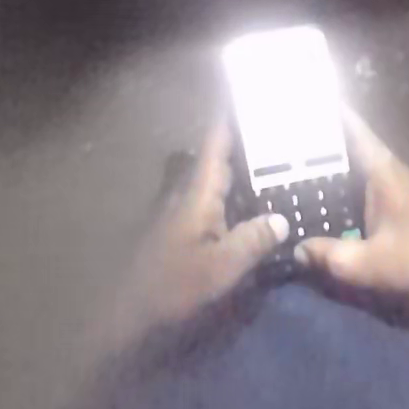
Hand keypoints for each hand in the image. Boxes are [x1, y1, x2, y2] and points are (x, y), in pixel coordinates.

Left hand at [108, 120, 289, 346]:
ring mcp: (183, 209)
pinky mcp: (182, 228)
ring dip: (240, 169)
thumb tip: (283, 218)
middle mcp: (190, 192)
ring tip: (275, 164)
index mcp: (200, 191)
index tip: (248, 94)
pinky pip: (214, 199)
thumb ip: (253, 240)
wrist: (125, 314)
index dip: (231, 117)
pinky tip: (254, 205)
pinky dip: (234, 194)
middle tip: (278, 132)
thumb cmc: (172, 284)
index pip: (217, 142)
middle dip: (245, 141)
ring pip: (217, 178)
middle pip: (219, 157)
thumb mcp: (220, 267)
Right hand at [295, 112, 408, 347]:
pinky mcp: (390, 210)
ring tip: (280, 164)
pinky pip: (353, 191)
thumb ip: (331, 256)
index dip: (326, 107)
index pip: (351, 125)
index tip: (296, 94)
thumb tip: (294, 249)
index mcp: (382, 169)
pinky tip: (309, 203)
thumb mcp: (372, 265)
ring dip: (321, 168)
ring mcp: (389, 190)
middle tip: (273, 135)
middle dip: (312, 140)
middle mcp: (384, 171)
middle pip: (343, 146)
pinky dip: (333, 192)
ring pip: (347, 169)